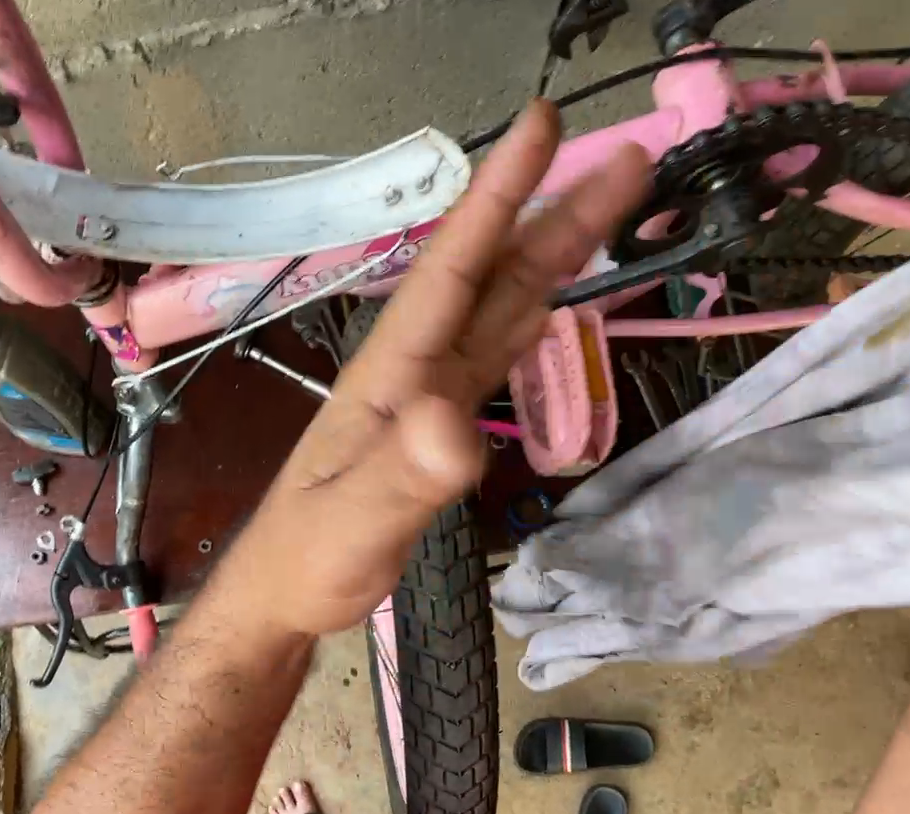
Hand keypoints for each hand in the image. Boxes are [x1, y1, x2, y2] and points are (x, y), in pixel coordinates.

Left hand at [212, 101, 652, 637]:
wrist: (285, 592)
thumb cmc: (310, 557)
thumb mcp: (354, 521)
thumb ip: (401, 476)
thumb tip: (451, 422)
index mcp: (389, 375)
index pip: (450, 272)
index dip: (495, 198)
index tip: (542, 126)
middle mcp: (410, 372)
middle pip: (486, 280)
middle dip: (548, 215)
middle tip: (624, 160)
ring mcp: (422, 401)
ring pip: (493, 313)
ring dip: (546, 260)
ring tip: (606, 211)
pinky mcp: (432, 431)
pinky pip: (486, 362)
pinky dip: (521, 326)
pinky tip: (544, 307)